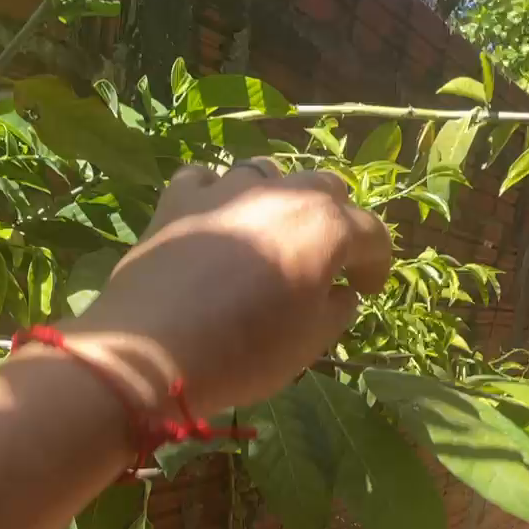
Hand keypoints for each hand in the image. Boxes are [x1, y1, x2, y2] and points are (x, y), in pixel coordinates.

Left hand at [67, 158, 393, 416]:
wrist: (152, 352)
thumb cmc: (243, 355)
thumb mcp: (308, 345)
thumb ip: (336, 311)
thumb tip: (341, 292)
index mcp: (327, 227)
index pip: (372, 235)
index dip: (376, 264)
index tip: (366, 289)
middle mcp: (282, 193)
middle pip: (323, 190)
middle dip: (333, 222)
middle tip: (323, 259)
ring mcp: (226, 190)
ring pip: (266, 173)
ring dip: (278, 198)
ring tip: (269, 232)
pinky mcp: (178, 200)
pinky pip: (205, 180)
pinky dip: (217, 195)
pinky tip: (214, 219)